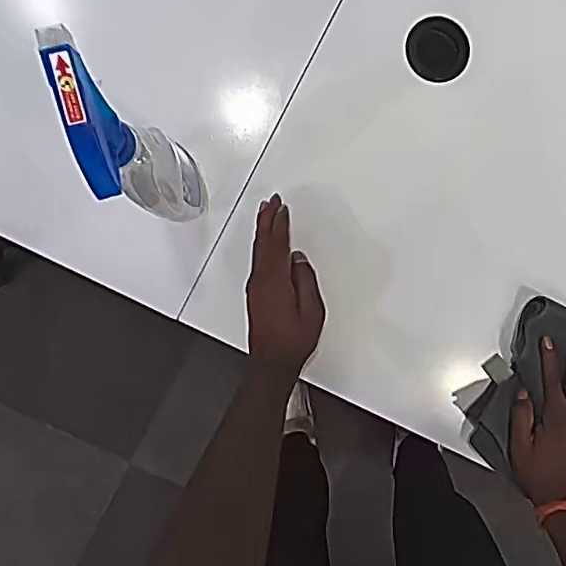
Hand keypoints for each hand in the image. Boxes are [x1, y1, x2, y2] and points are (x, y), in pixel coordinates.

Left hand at [245, 194, 324, 378]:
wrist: (271, 363)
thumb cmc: (292, 341)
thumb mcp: (311, 311)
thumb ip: (305, 281)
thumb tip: (298, 259)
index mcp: (274, 281)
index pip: (277, 244)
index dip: (279, 224)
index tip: (282, 207)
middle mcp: (260, 281)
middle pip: (263, 243)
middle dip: (267, 220)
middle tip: (270, 202)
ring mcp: (255, 287)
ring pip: (258, 251)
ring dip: (262, 231)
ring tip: (266, 214)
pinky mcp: (254, 294)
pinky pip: (257, 261)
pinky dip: (262, 246)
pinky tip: (266, 244)